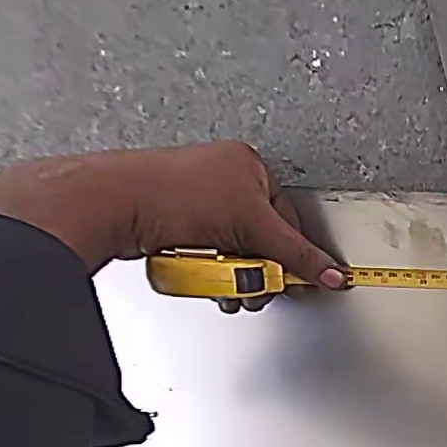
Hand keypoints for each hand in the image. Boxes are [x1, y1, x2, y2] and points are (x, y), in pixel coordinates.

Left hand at [0, 142, 344, 306]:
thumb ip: (298, 257)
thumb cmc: (174, 194)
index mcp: (248, 164)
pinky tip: (202, 270)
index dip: (290, 252)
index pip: (288, 219)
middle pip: (262, 238)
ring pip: (235, 249)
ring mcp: (197, 198)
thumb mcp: (253, 228)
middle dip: (257, 268)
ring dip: (233, 273)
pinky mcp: (176, 220)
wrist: (115, 205)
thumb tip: (331, 273)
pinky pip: (209, 251)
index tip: (290, 277)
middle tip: (252, 282)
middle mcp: (223, 176)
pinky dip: (210, 267)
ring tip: (222, 279)